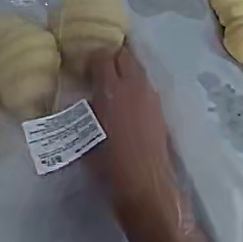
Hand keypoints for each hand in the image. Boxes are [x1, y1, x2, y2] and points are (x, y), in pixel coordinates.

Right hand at [87, 45, 179, 224]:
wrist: (146, 185)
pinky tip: (128, 102)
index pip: (102, 58)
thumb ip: (85, 113)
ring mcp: (151, 95)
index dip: (91, 61)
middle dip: (111, 59)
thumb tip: (81, 101)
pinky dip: (136, 85)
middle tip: (99, 73)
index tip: (84, 70)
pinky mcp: (160, 107)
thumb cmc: (110, 166)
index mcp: (112, 90)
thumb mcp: (88, 138)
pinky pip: (146, 85)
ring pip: (138, 68)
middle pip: (125, 56)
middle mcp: (134, 86)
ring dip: (126, 70)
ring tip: (114, 86)